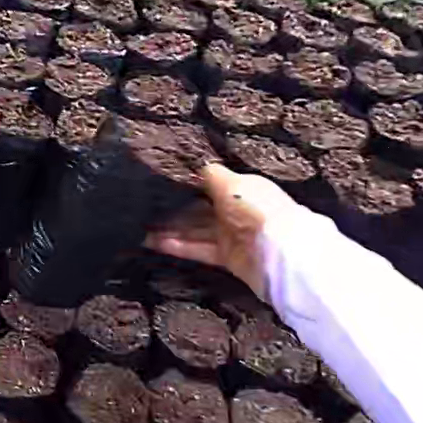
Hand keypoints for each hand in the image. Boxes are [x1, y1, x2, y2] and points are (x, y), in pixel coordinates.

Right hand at [146, 163, 300, 302]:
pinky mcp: (226, 257)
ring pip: (195, 230)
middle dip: (174, 210)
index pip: (209, 185)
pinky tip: (156, 242)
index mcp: (241, 188)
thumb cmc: (258, 210)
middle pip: (199, 209)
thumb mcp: (233, 183)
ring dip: (170, 229)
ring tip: (143, 229)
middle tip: (146, 210)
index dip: (185, 186)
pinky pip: (198, 249)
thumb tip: (199, 165)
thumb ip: (212, 175)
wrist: (280, 252)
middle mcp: (235, 211)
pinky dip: (178, 246)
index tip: (161, 186)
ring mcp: (231, 235)